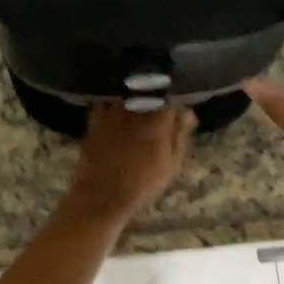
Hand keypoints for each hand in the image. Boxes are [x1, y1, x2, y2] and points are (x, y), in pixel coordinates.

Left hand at [65, 104, 195, 225]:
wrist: (101, 194)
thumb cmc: (142, 183)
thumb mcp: (171, 164)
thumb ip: (180, 134)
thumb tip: (188, 111)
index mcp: (158, 118)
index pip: (171, 94)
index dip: (176, 95)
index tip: (179, 101)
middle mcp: (136, 107)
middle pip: (150, 88)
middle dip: (158, 92)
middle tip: (162, 102)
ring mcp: (113, 109)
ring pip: (130, 91)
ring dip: (137, 93)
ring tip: (143, 102)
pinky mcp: (96, 115)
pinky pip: (110, 98)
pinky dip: (117, 99)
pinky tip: (121, 108)